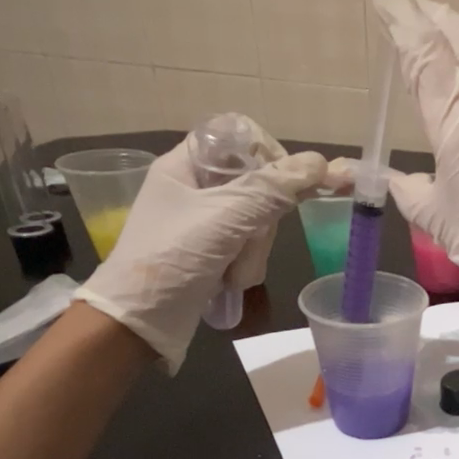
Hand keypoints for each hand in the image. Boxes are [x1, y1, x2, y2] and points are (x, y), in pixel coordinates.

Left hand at [74, 117, 325, 372]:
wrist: (139, 321)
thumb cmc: (171, 258)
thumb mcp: (225, 218)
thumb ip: (273, 189)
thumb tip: (320, 162)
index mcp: (186, 164)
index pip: (240, 137)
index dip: (267, 155)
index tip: (283, 184)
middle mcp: (197, 187)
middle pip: (257, 183)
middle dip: (262, 218)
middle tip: (249, 239)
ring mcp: (207, 222)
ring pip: (259, 219)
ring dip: (255, 249)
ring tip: (235, 271)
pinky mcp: (215, 252)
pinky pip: (250, 245)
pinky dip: (248, 264)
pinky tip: (233, 280)